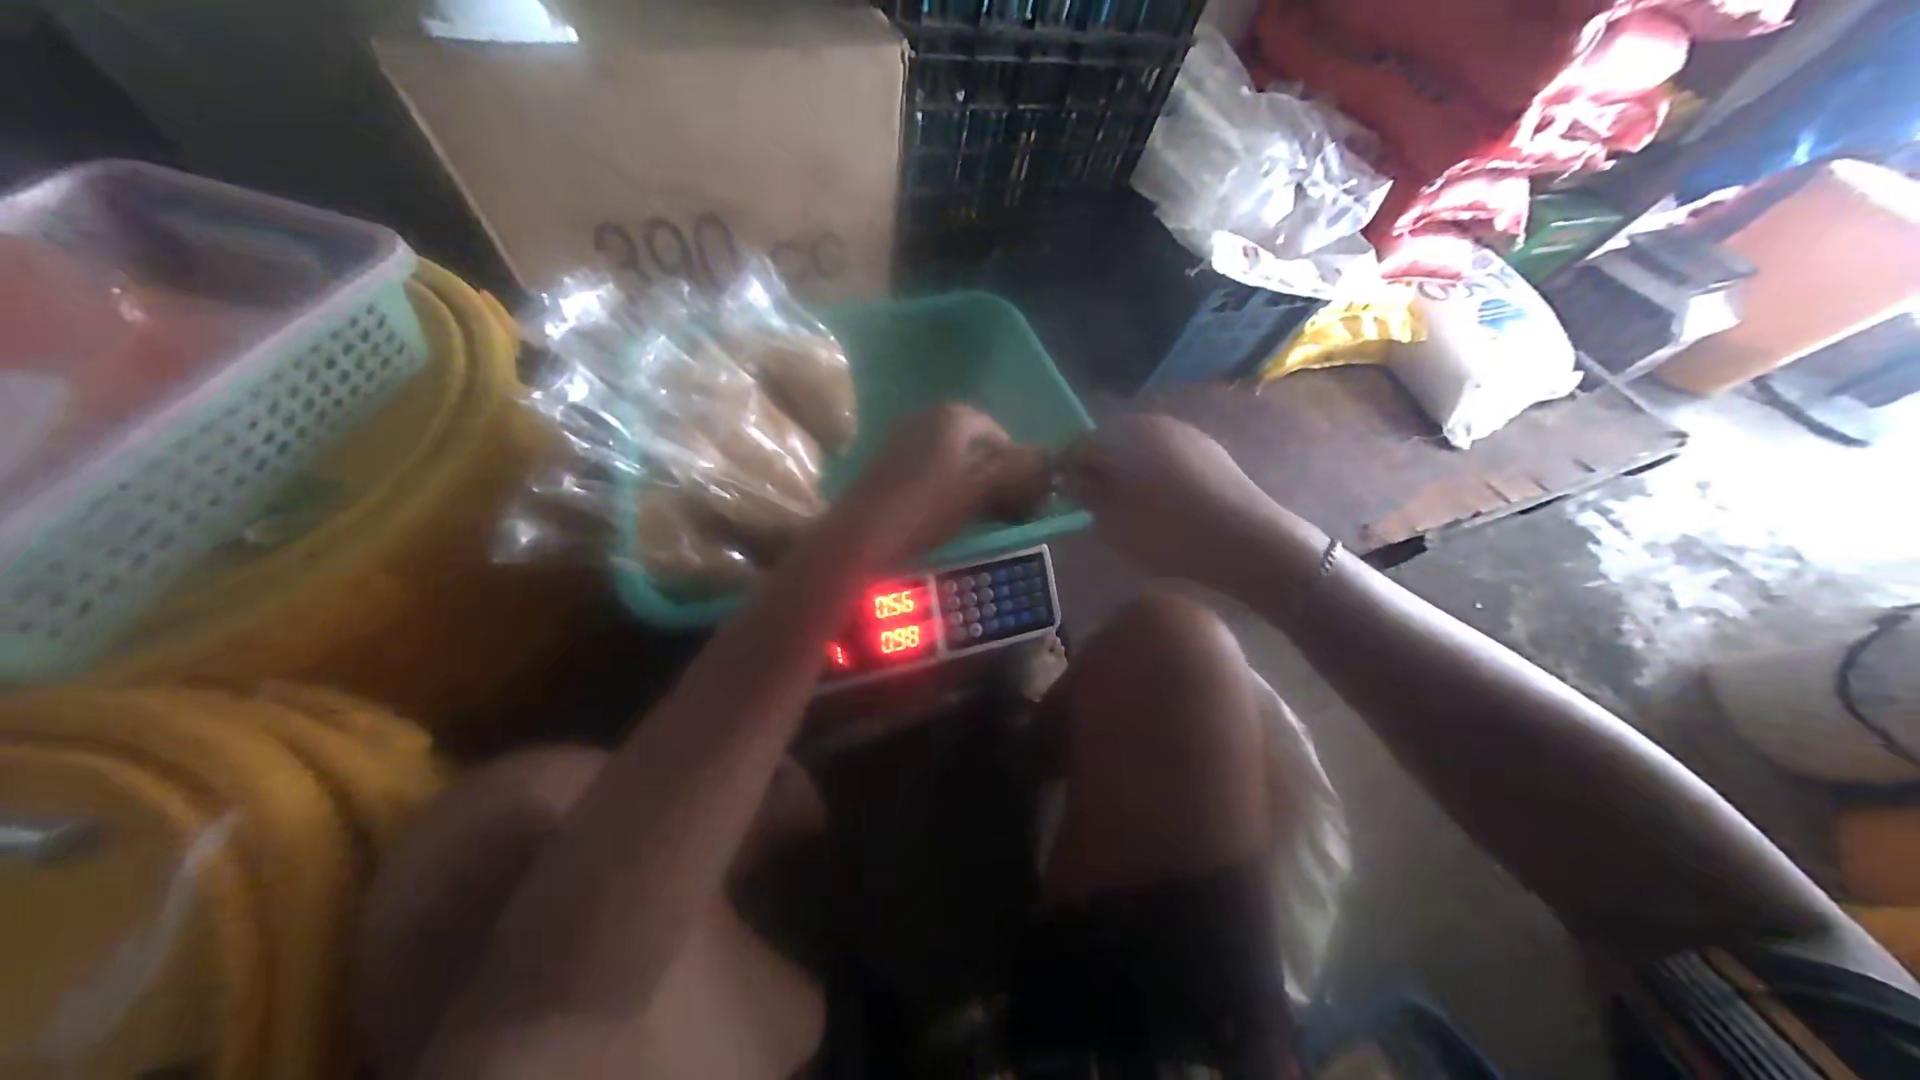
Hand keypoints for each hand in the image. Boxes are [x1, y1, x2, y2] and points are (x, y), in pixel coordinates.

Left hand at [829, 403, 1047, 566]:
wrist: (861, 537)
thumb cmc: (927, 507)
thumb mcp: (982, 488)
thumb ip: (1020, 472)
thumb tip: (1049, 465)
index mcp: (953, 416)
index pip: (999, 436)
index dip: (1017, 468)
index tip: (1024, 501)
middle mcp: (925, 419)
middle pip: (974, 449)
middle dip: (993, 479)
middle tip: (1004, 514)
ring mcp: (901, 441)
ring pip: (950, 464)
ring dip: (968, 489)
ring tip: (975, 522)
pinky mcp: (884, 468)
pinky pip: (927, 477)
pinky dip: (941, 495)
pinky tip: (942, 522)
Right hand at [1062, 413, 1312, 590]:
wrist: (1246, 541)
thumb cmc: (1166, 534)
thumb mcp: (1111, 523)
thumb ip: (1086, 496)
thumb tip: (1071, 478)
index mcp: (1120, 436)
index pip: (1078, 446)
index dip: (1067, 472)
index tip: (1067, 500)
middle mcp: (1151, 423)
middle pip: (1111, 441)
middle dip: (1100, 468)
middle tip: (1098, 505)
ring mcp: (1184, 432)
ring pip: (1140, 446)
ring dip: (1128, 470)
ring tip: (1131, 507)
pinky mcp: (1208, 448)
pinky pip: (1167, 455)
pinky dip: (1155, 472)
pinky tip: (1163, 503)